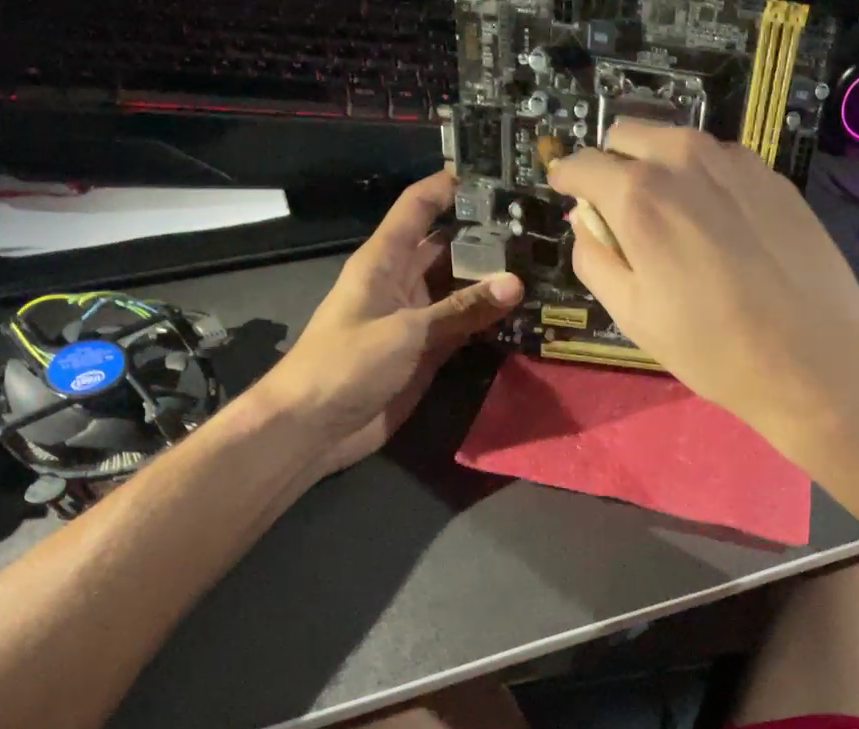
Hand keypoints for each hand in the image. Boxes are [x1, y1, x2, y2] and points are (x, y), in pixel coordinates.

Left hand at [250, 170, 522, 473]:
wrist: (318, 425)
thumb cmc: (347, 364)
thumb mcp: (406, 331)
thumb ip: (461, 309)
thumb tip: (515, 283)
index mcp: (383, 262)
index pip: (416, 209)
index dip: (446, 188)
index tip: (488, 173)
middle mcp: (402, 283)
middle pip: (447, 249)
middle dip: (484, 236)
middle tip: (535, 227)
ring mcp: (416, 320)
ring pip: (461, 291)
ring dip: (493, 283)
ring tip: (541, 267)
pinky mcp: (428, 354)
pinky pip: (464, 329)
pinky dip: (489, 323)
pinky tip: (523, 317)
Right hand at [546, 125, 858, 458]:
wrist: (813, 359)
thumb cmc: (714, 350)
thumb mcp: (634, 318)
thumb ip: (596, 260)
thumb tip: (585, 224)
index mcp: (640, 196)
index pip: (583, 163)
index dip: (568, 178)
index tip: (567, 192)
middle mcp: (685, 161)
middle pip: (630, 136)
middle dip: (615, 165)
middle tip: (624, 215)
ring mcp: (736, 163)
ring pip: (679, 144)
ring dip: (663, 169)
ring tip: (677, 225)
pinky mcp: (774, 178)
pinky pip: (722, 163)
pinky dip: (706, 182)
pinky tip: (723, 230)